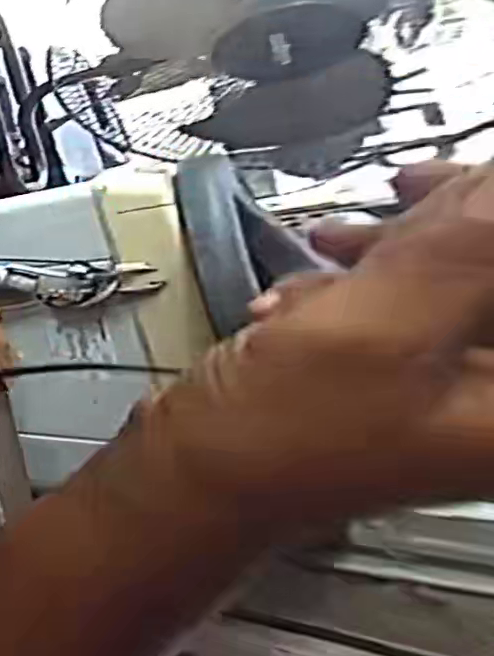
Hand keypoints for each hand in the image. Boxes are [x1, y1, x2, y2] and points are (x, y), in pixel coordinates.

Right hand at [110, 161, 493, 537]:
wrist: (192, 473)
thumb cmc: (270, 441)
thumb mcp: (355, 338)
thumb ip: (445, 255)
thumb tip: (492, 184)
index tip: (456, 182)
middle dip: (456, 229)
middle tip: (405, 192)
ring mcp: (466, 389)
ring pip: (462, 286)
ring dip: (394, 255)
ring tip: (330, 249)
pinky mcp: (407, 377)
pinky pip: (408, 308)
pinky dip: (355, 288)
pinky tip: (305, 298)